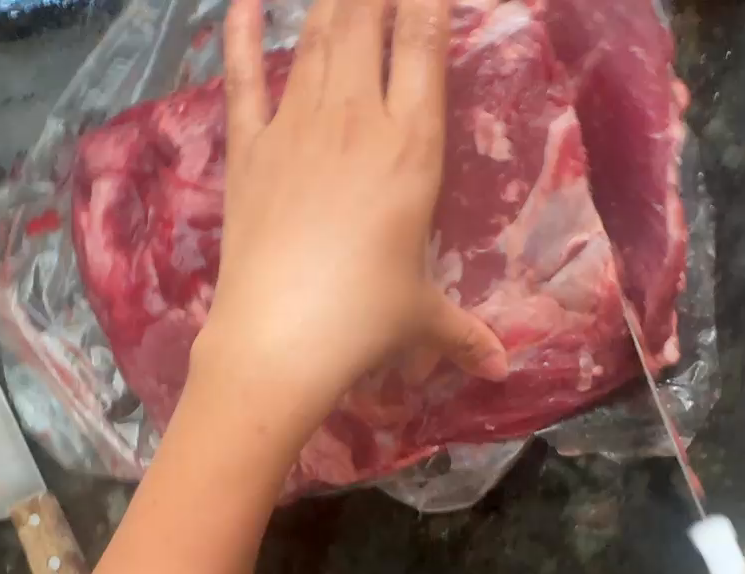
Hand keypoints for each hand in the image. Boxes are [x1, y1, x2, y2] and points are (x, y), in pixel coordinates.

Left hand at [192, 0, 506, 437]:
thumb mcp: (422, 321)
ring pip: (317, 35)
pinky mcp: (248, 147)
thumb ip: (464, 335)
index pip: (425, 41)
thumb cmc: (363, 323)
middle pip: (367, 16)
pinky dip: (243, 31)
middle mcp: (356, 118)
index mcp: (411, 148)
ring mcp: (296, 126)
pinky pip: (244, 75)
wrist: (280, 339)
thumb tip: (501, 368)